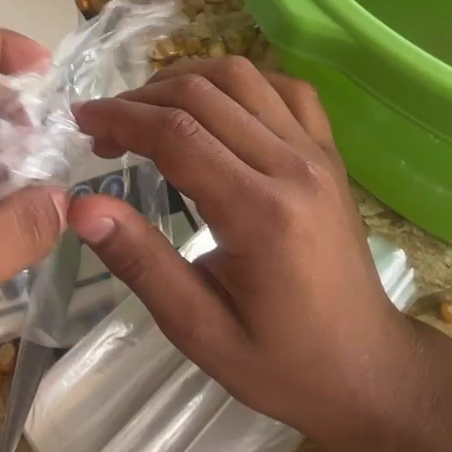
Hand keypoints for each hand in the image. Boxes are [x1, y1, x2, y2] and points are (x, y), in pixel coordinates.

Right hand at [67, 58, 415, 432]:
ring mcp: (317, 154)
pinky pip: (283, 88)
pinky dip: (237, 82)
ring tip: (148, 111)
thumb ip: (140, 262)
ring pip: (240, 77)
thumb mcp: (199, 330)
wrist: (370, 375)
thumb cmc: (281, 362)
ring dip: (182, 80)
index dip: (120, 118)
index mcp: (261, 214)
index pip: (177, 134)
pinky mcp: (328, 154)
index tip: (81, 121)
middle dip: (139, 100)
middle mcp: (293, 168)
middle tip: (104, 130)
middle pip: (202, 95)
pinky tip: (212, 106)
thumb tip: (81, 208)